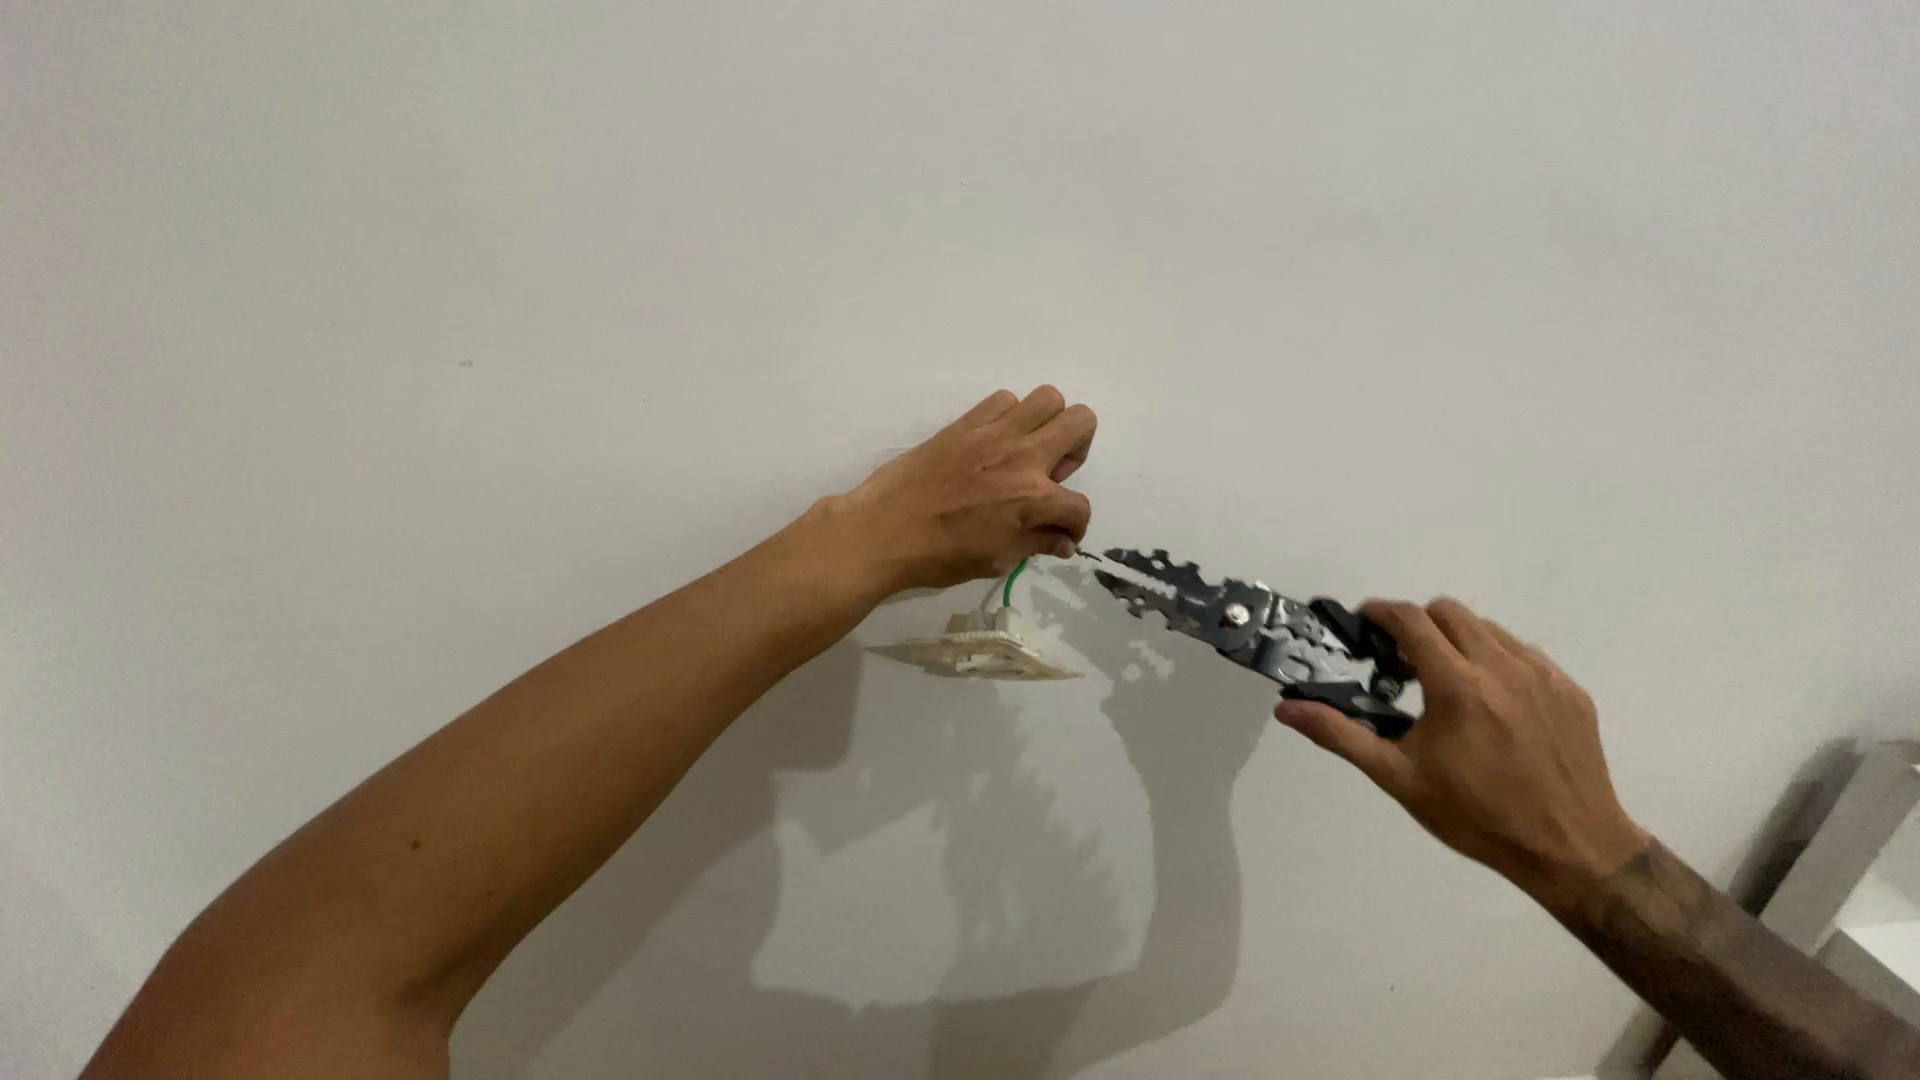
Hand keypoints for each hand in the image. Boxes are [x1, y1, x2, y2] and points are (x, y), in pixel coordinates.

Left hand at [831, 386, 1096, 591]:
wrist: (885, 530)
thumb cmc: (940, 555)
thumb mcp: (997, 560)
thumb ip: (1036, 543)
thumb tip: (1062, 540)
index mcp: (1032, 499)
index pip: (1078, 505)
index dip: (1075, 525)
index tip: (1061, 532)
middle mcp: (1021, 457)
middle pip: (1081, 422)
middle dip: (1078, 449)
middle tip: (1053, 474)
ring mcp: (993, 434)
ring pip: (1048, 398)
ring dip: (1048, 424)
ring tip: (1027, 451)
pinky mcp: (965, 423)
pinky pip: (1003, 400)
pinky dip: (1009, 416)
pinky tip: (994, 443)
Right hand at [1274, 599, 1648, 910]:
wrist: (1573, 851)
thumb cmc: (1476, 815)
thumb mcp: (1398, 777)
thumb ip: (1340, 735)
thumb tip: (1286, 710)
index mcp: (1457, 687)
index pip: (1411, 621)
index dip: (1381, 612)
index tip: (1364, 622)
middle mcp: (1502, 669)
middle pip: (1450, 612)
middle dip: (1418, 622)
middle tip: (1400, 657)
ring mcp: (1544, 677)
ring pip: (1489, 627)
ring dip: (1457, 637)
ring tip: (1443, 678)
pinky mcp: (1571, 691)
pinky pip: (1523, 651)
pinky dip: (1495, 657)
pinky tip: (1487, 699)